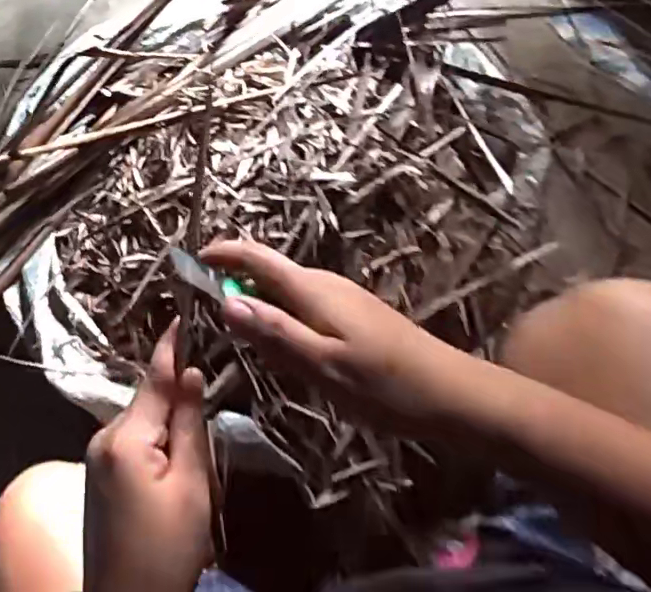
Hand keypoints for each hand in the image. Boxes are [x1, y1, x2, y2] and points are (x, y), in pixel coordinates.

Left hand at [83, 321, 212, 591]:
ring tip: (191, 472)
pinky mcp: (97, 473)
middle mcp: (104, 435)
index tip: (181, 317)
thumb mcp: (190, 488)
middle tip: (206, 432)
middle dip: (178, 407)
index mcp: (126, 436)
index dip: (169, 347)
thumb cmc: (167, 550)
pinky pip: (131, 444)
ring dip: (168, 432)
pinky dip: (154, 448)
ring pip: (142, 425)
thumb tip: (191, 374)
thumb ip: (190, 426)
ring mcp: (96, 455)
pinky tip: (171, 480)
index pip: (154, 379)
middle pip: (149, 403)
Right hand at [199, 239, 488, 437]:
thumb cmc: (386, 386)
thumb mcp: (323, 367)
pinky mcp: (352, 312)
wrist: (458, 397)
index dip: (222, 253)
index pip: (255, 256)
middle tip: (222, 326)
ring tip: (258, 349)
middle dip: (237, 288)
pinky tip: (295, 355)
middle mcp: (322, 282)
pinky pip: (303, 306)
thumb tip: (225, 303)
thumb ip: (274, 333)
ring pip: (284, 292)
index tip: (193, 262)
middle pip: (267, 272)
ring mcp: (340, 295)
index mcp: (311, 288)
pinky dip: (284, 320)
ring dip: (262, 309)